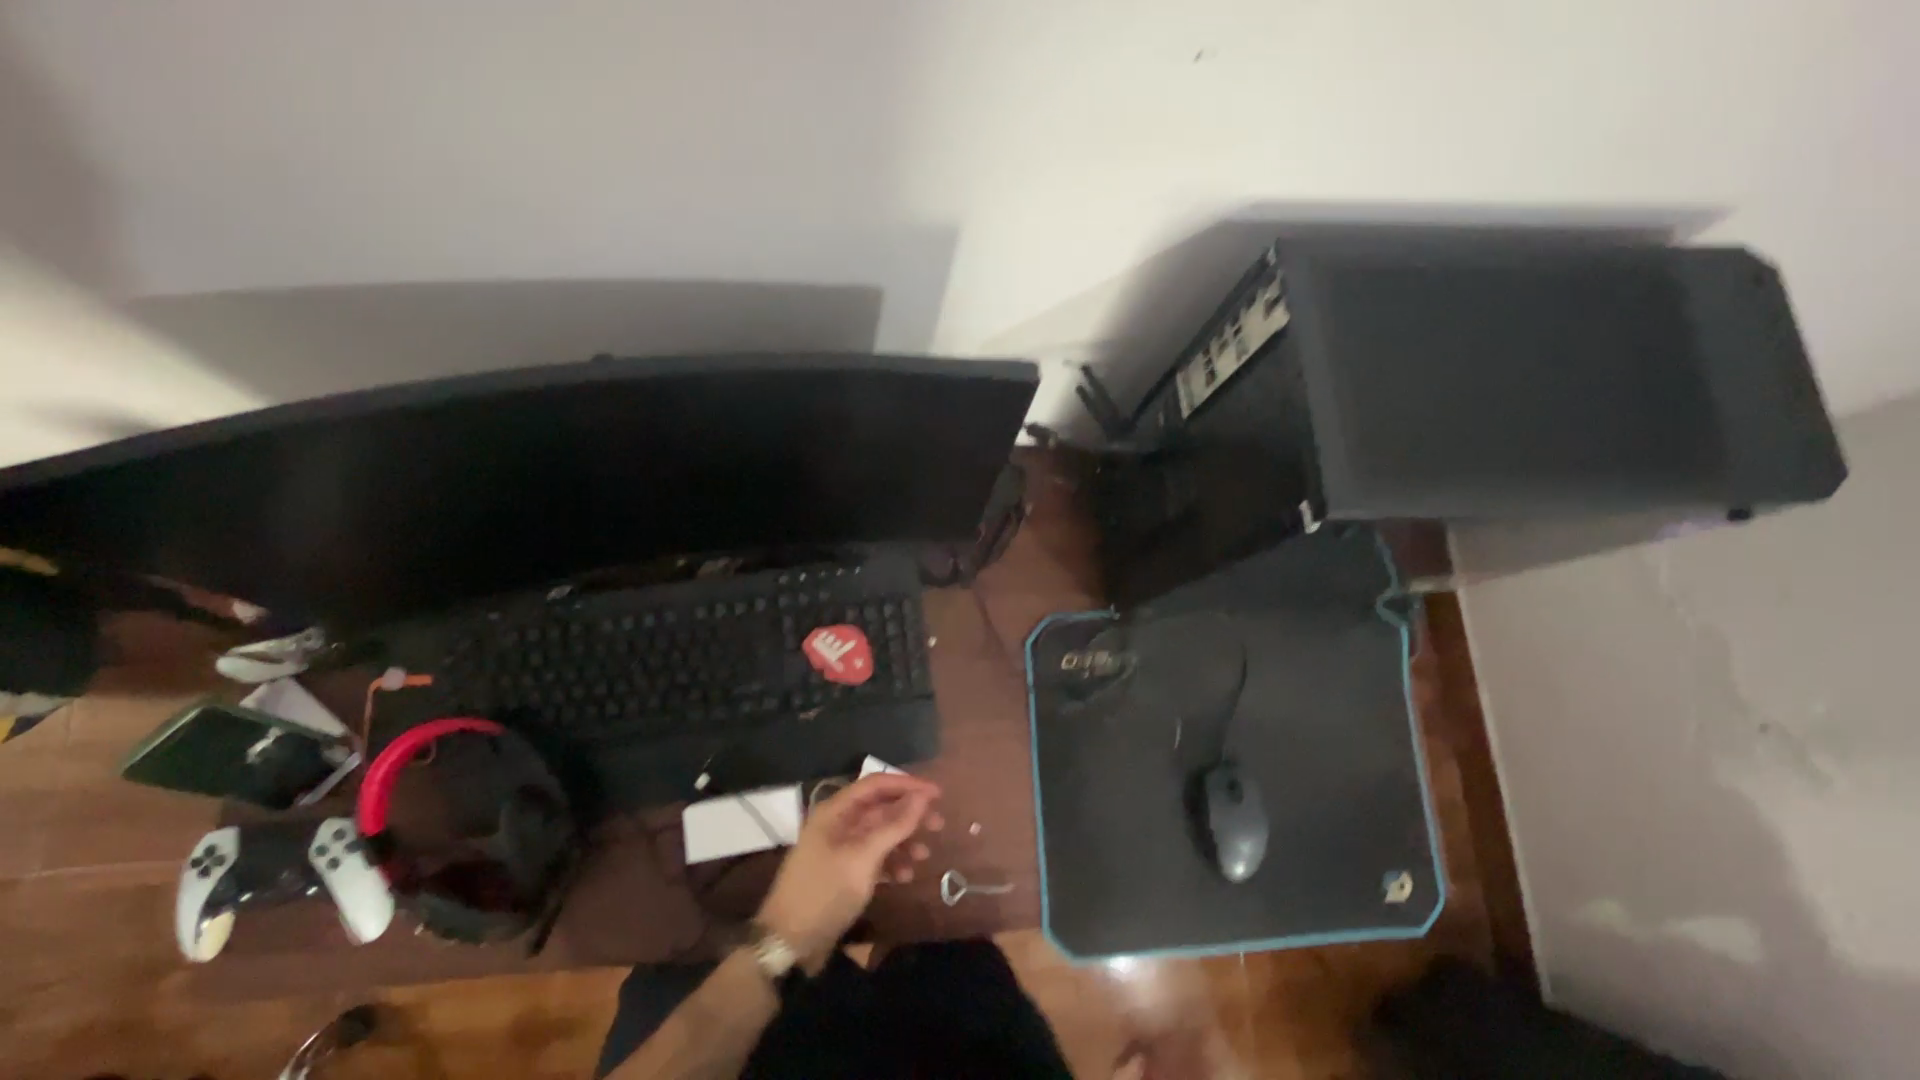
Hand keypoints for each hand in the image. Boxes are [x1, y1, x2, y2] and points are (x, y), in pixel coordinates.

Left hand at [754, 773, 939, 970]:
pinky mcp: (845, 872)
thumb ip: (893, 826)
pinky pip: (874, 857)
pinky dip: (892, 863)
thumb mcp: (862, 858)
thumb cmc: (825, 892)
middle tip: (939, 826)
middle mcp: (838, 824)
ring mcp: (841, 849)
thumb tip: (922, 796)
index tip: (938, 795)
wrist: (789, 942)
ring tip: (924, 857)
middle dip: (910, 815)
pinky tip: (905, 877)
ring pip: (880, 834)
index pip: (876, 785)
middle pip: (880, 808)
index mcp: (835, 811)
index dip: (907, 785)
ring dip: (904, 841)